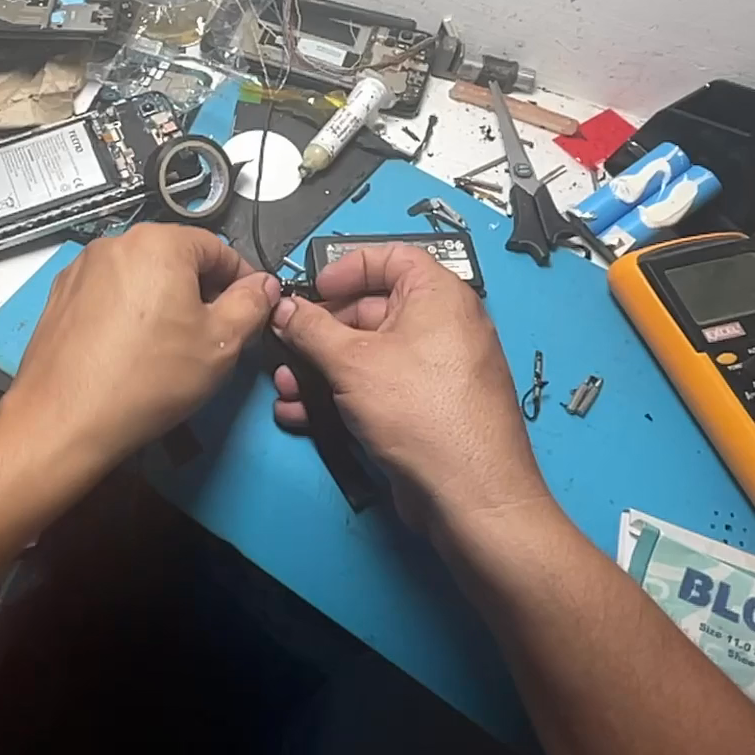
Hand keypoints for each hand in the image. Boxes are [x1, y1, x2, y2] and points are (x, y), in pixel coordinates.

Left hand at [4, 224, 278, 462]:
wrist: (64, 419)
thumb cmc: (147, 379)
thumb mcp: (220, 344)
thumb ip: (250, 304)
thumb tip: (262, 285)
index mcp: (158, 243)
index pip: (218, 248)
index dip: (241, 280)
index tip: (249, 309)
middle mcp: (116, 243)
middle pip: (176, 258)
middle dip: (200, 291)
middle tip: (212, 334)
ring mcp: (82, 268)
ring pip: (141, 276)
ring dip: (162, 301)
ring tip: (169, 347)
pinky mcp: (61, 295)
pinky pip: (109, 293)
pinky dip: (127, 311)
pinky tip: (130, 350)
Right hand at [270, 244, 548, 522]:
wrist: (470, 497)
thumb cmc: (421, 412)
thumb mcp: (352, 361)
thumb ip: (310, 328)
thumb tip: (283, 308)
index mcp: (438, 296)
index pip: (391, 257)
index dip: (347, 268)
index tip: (313, 289)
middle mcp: (442, 326)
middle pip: (371, 309)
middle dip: (320, 330)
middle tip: (286, 344)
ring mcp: (434, 370)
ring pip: (367, 353)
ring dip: (321, 367)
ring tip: (286, 386)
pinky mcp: (424, 408)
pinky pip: (377, 386)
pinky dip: (341, 393)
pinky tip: (303, 412)